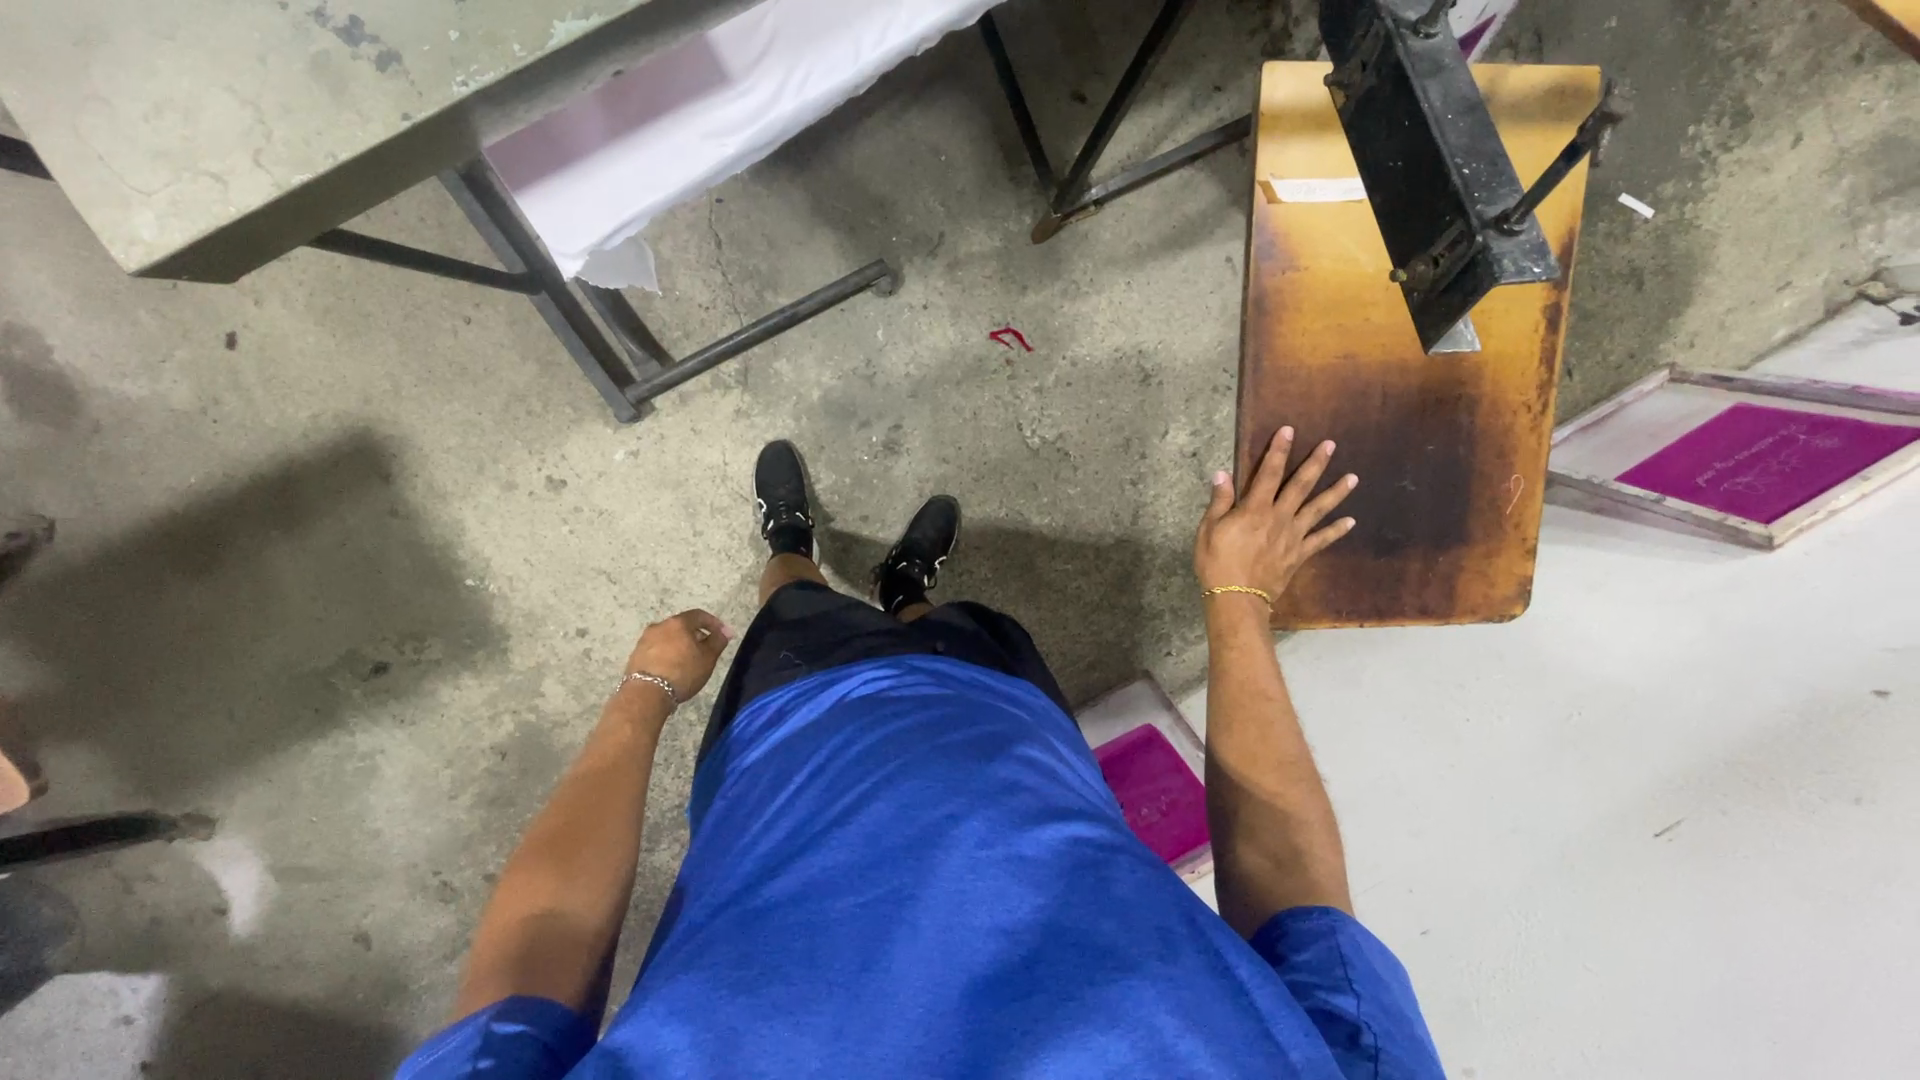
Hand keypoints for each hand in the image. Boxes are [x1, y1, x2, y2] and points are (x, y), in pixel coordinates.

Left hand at [624, 609, 733, 701]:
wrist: (646, 693)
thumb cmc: (683, 672)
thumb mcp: (708, 658)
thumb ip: (718, 641)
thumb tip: (726, 631)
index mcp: (678, 623)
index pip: (699, 615)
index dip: (714, 623)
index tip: (723, 634)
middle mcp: (659, 626)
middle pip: (681, 626)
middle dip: (695, 635)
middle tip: (705, 650)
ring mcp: (644, 640)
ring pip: (668, 638)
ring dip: (680, 645)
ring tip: (688, 661)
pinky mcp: (635, 655)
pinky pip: (657, 650)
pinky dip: (667, 655)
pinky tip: (672, 669)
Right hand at [1194, 426, 1356, 601]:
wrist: (1236, 598)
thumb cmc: (1216, 563)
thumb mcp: (1208, 529)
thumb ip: (1219, 501)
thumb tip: (1222, 474)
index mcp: (1255, 509)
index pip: (1269, 472)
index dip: (1278, 450)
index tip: (1289, 431)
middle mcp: (1279, 517)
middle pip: (1301, 485)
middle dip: (1316, 463)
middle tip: (1331, 445)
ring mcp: (1293, 536)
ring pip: (1318, 509)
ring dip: (1336, 492)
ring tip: (1353, 478)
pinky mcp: (1299, 554)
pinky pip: (1321, 540)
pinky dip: (1336, 530)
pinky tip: (1351, 522)